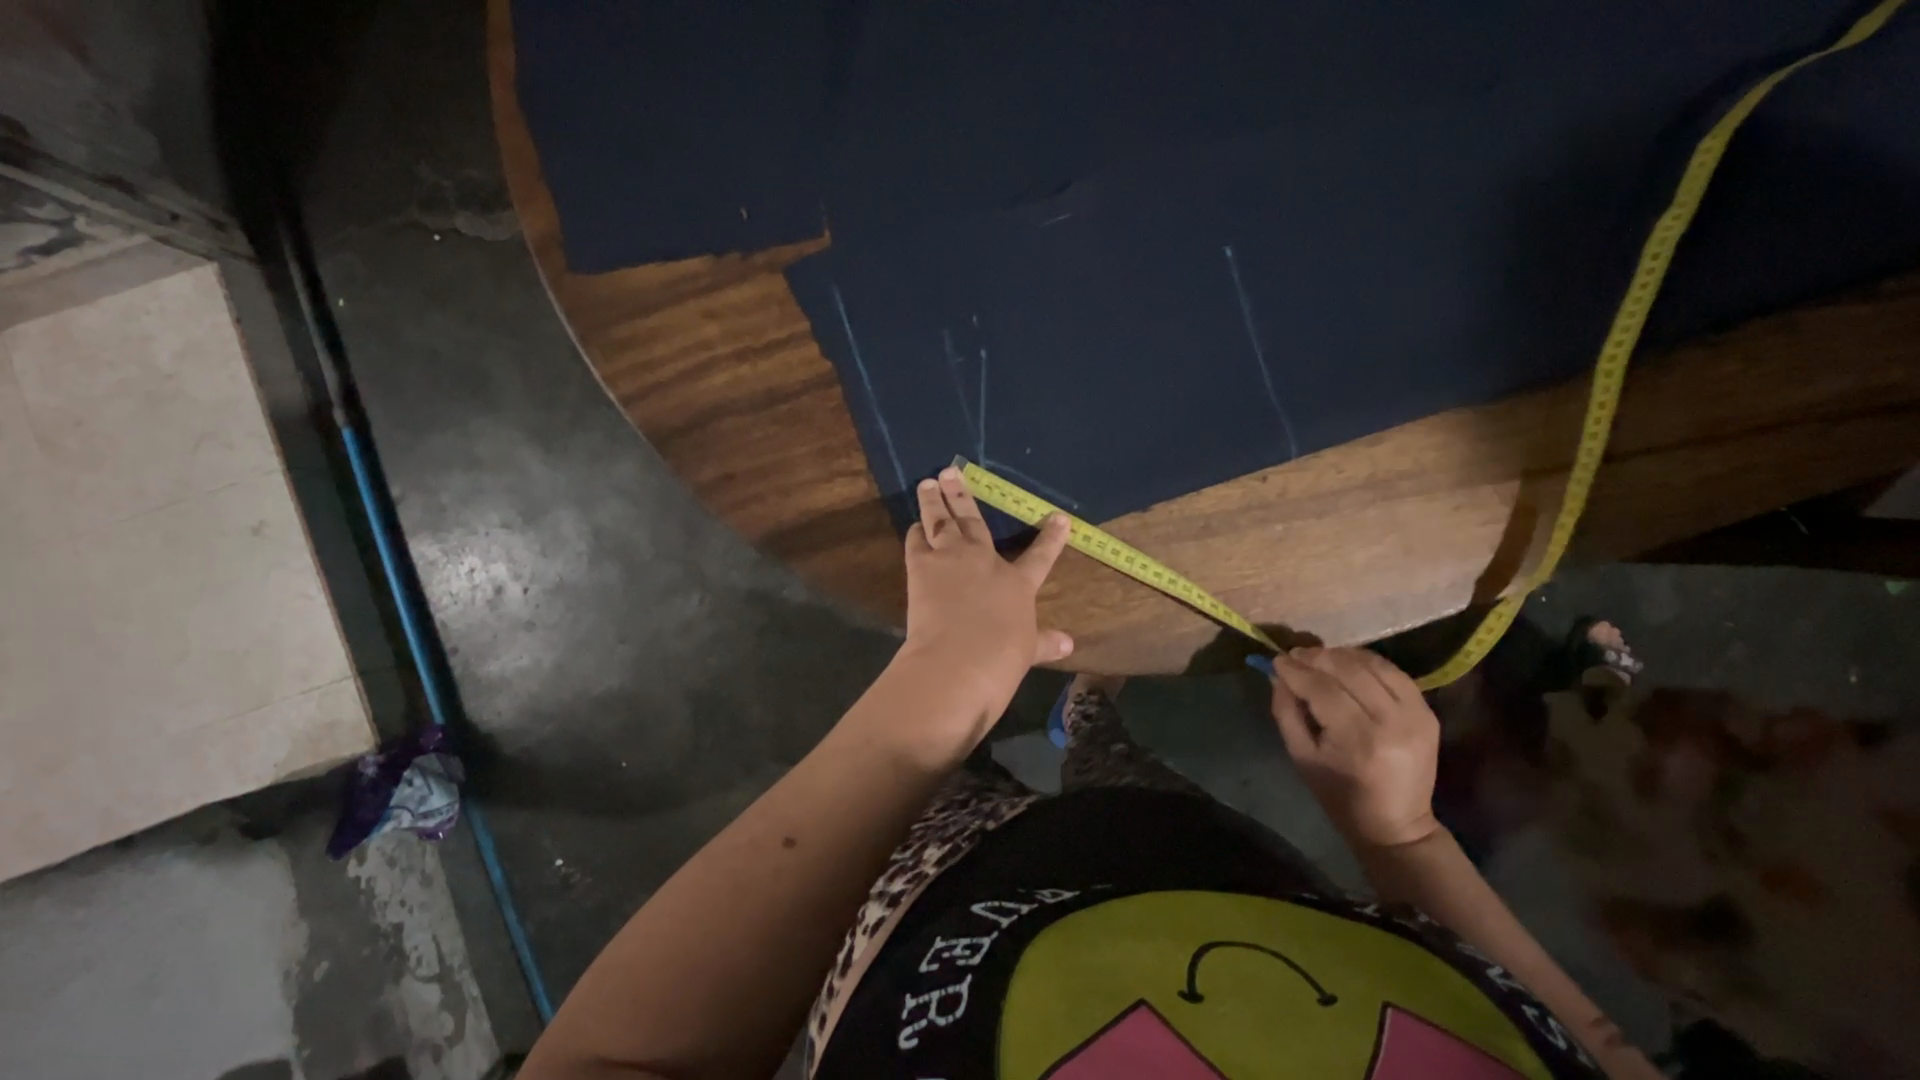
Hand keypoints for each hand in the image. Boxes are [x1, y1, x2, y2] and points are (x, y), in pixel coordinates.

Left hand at [898, 467, 1072, 716]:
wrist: (958, 660)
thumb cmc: (999, 660)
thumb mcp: (1026, 651)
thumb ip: (1044, 643)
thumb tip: (1069, 645)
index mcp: (1017, 584)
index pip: (1040, 556)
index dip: (1052, 537)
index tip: (1059, 517)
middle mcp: (985, 561)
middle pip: (975, 521)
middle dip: (964, 495)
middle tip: (952, 471)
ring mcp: (952, 558)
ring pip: (942, 521)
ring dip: (934, 500)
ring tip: (928, 482)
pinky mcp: (922, 566)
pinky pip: (917, 541)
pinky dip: (916, 532)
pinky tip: (914, 524)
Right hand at [1262, 647, 1441, 849]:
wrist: (1397, 824)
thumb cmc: (1340, 796)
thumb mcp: (1302, 757)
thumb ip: (1287, 712)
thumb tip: (1278, 675)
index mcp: (1357, 738)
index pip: (1322, 689)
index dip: (1296, 671)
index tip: (1276, 660)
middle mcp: (1391, 720)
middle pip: (1348, 670)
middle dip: (1316, 657)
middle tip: (1294, 655)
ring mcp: (1415, 714)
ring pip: (1373, 665)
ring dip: (1341, 655)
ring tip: (1319, 656)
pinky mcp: (1427, 712)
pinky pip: (1395, 673)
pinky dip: (1368, 662)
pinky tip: (1348, 663)